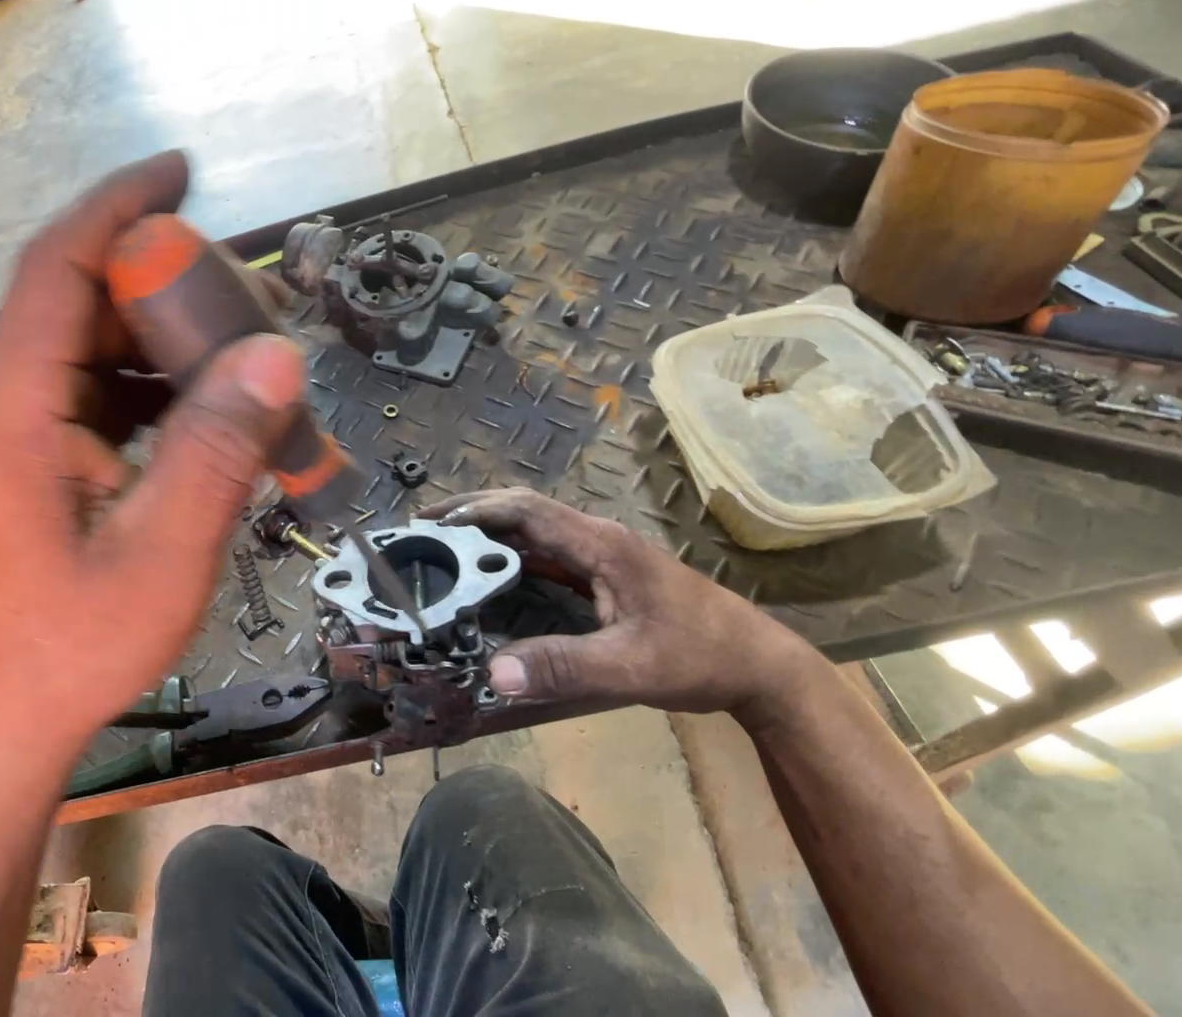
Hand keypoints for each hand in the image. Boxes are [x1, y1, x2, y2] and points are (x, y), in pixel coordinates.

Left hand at [0, 153, 304, 757]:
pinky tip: (205, 410)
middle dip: (160, 283)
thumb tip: (277, 355)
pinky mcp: (34, 464)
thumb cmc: (75, 648)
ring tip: (238, 352)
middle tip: (244, 293)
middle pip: (78, 303)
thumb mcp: (164, 554)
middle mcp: (2, 407)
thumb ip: (218, 449)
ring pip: (91, 350)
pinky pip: (95, 396)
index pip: (57, 269)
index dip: (117, 207)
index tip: (181, 172)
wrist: (11, 721)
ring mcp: (15, 436)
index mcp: (13, 413)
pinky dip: (151, 388)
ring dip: (162, 340)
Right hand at [418, 489, 824, 727]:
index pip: (526, 510)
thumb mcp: (630, 666)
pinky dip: (509, 556)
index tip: (430, 521)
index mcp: (600, 544)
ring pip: (533, 531)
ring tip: (442, 547)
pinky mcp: (606, 576)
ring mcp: (602, 557)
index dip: (475, 510)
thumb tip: (493, 672)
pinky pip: (546, 555)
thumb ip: (564, 666)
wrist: (759, 665)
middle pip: (523, 511)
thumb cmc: (700, 656)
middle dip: (471, 513)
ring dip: (488, 533)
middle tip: (422, 528)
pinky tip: (488, 574)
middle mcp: (596, 539)